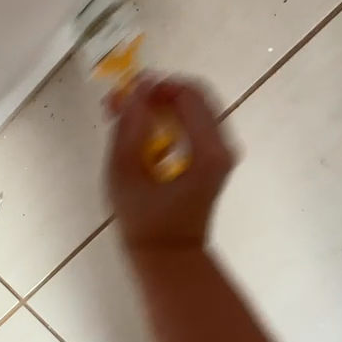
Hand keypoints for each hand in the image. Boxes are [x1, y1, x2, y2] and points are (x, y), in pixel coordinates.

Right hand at [104, 74, 238, 250]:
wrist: (167, 255)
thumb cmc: (143, 220)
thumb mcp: (125, 172)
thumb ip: (129, 127)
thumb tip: (136, 89)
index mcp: (208, 151)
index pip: (188, 94)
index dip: (153, 86)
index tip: (121, 95)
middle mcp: (223, 146)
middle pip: (193, 96)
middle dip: (154, 93)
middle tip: (118, 104)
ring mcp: (220, 152)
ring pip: (192, 107)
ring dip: (157, 105)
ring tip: (123, 116)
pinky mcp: (212, 158)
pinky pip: (192, 123)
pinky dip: (166, 118)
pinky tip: (140, 131)